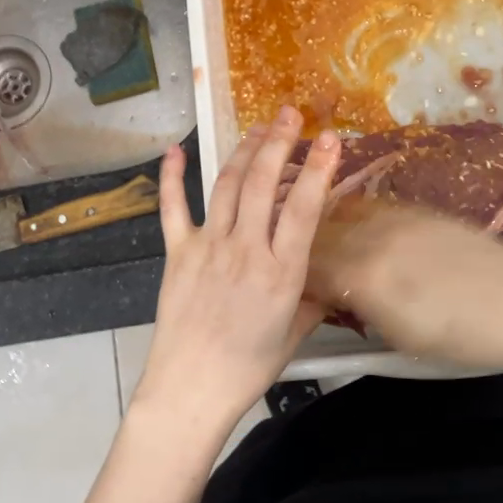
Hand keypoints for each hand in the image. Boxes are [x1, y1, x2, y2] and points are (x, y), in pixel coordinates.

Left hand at [132, 107, 341, 436]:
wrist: (191, 388)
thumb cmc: (248, 367)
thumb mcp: (294, 334)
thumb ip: (313, 300)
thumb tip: (330, 280)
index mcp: (281, 272)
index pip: (304, 209)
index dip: (319, 169)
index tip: (331, 138)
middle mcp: (245, 249)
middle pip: (263, 183)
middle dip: (278, 142)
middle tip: (290, 114)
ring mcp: (208, 246)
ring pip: (228, 185)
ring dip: (243, 151)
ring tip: (258, 127)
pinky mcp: (177, 251)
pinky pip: (174, 207)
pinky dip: (172, 176)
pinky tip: (175, 150)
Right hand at [306, 198, 502, 373]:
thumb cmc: (464, 336)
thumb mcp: (400, 336)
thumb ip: (355, 308)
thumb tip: (329, 295)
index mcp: (364, 273)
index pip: (304, 266)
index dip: (290, 277)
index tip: (282, 288)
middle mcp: (372, 235)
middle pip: (316, 233)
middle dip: (299, 248)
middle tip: (292, 266)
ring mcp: (395, 216)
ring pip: (338, 212)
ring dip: (321, 226)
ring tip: (313, 242)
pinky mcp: (415, 208)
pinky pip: (367, 205)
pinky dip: (350, 216)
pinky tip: (352, 229)